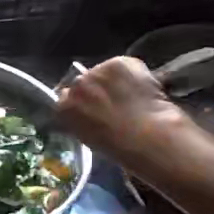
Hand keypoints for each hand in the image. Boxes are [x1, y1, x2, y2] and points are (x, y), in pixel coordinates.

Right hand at [55, 56, 190, 164]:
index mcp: (64, 107)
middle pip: (85, 81)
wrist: (149, 137)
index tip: (97, 109)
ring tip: (136, 97)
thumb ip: (83, 120)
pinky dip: (138, 75)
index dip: (84, 101)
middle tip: (118, 103)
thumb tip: (92, 115)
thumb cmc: (122, 149)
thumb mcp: (91, 140)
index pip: (68, 97)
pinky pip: (127, 66)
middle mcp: (75, 85)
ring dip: (118, 81)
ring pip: (106, 72)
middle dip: (98, 89)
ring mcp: (96, 72)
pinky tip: (148, 90)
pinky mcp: (118, 64)